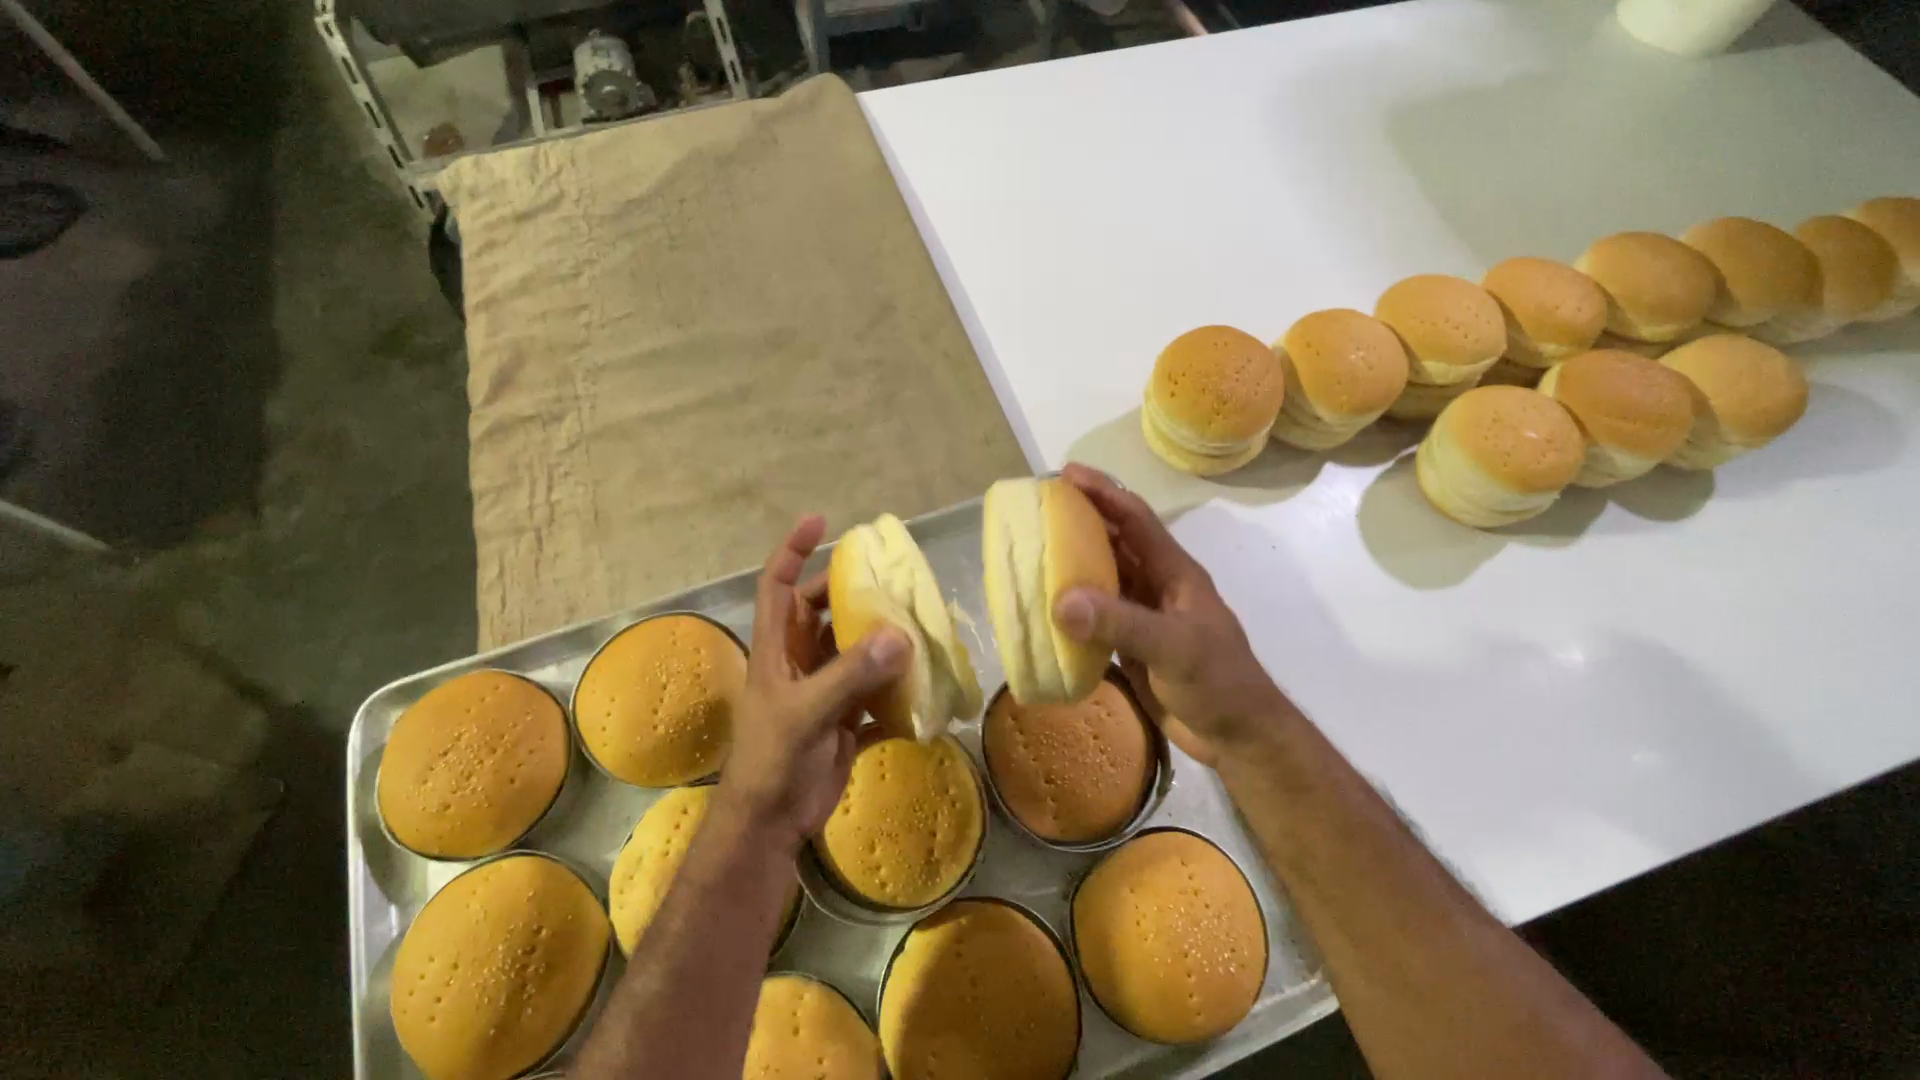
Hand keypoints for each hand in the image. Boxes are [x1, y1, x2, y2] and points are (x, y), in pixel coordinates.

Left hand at [719, 515, 908, 846]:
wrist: (772, 823)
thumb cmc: (773, 760)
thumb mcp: (807, 713)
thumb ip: (850, 675)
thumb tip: (899, 635)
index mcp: (777, 649)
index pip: (779, 585)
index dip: (792, 550)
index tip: (819, 520)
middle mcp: (800, 662)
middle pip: (825, 612)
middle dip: (855, 594)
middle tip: (894, 581)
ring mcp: (824, 691)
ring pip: (855, 651)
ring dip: (883, 641)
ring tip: (921, 624)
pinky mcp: (846, 720)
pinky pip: (874, 692)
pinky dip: (896, 690)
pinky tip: (924, 687)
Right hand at [1050, 464, 1301, 764]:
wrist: (1237, 736)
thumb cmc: (1217, 681)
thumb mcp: (1173, 648)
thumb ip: (1121, 623)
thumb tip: (1061, 600)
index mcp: (1174, 573)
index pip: (1135, 520)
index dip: (1104, 493)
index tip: (1065, 474)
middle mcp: (1157, 587)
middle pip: (1115, 544)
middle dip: (1080, 524)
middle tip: (1037, 513)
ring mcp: (1144, 617)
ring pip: (1103, 581)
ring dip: (1072, 568)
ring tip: (1031, 557)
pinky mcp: (1133, 647)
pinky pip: (1097, 619)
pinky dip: (1073, 613)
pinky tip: (1045, 612)